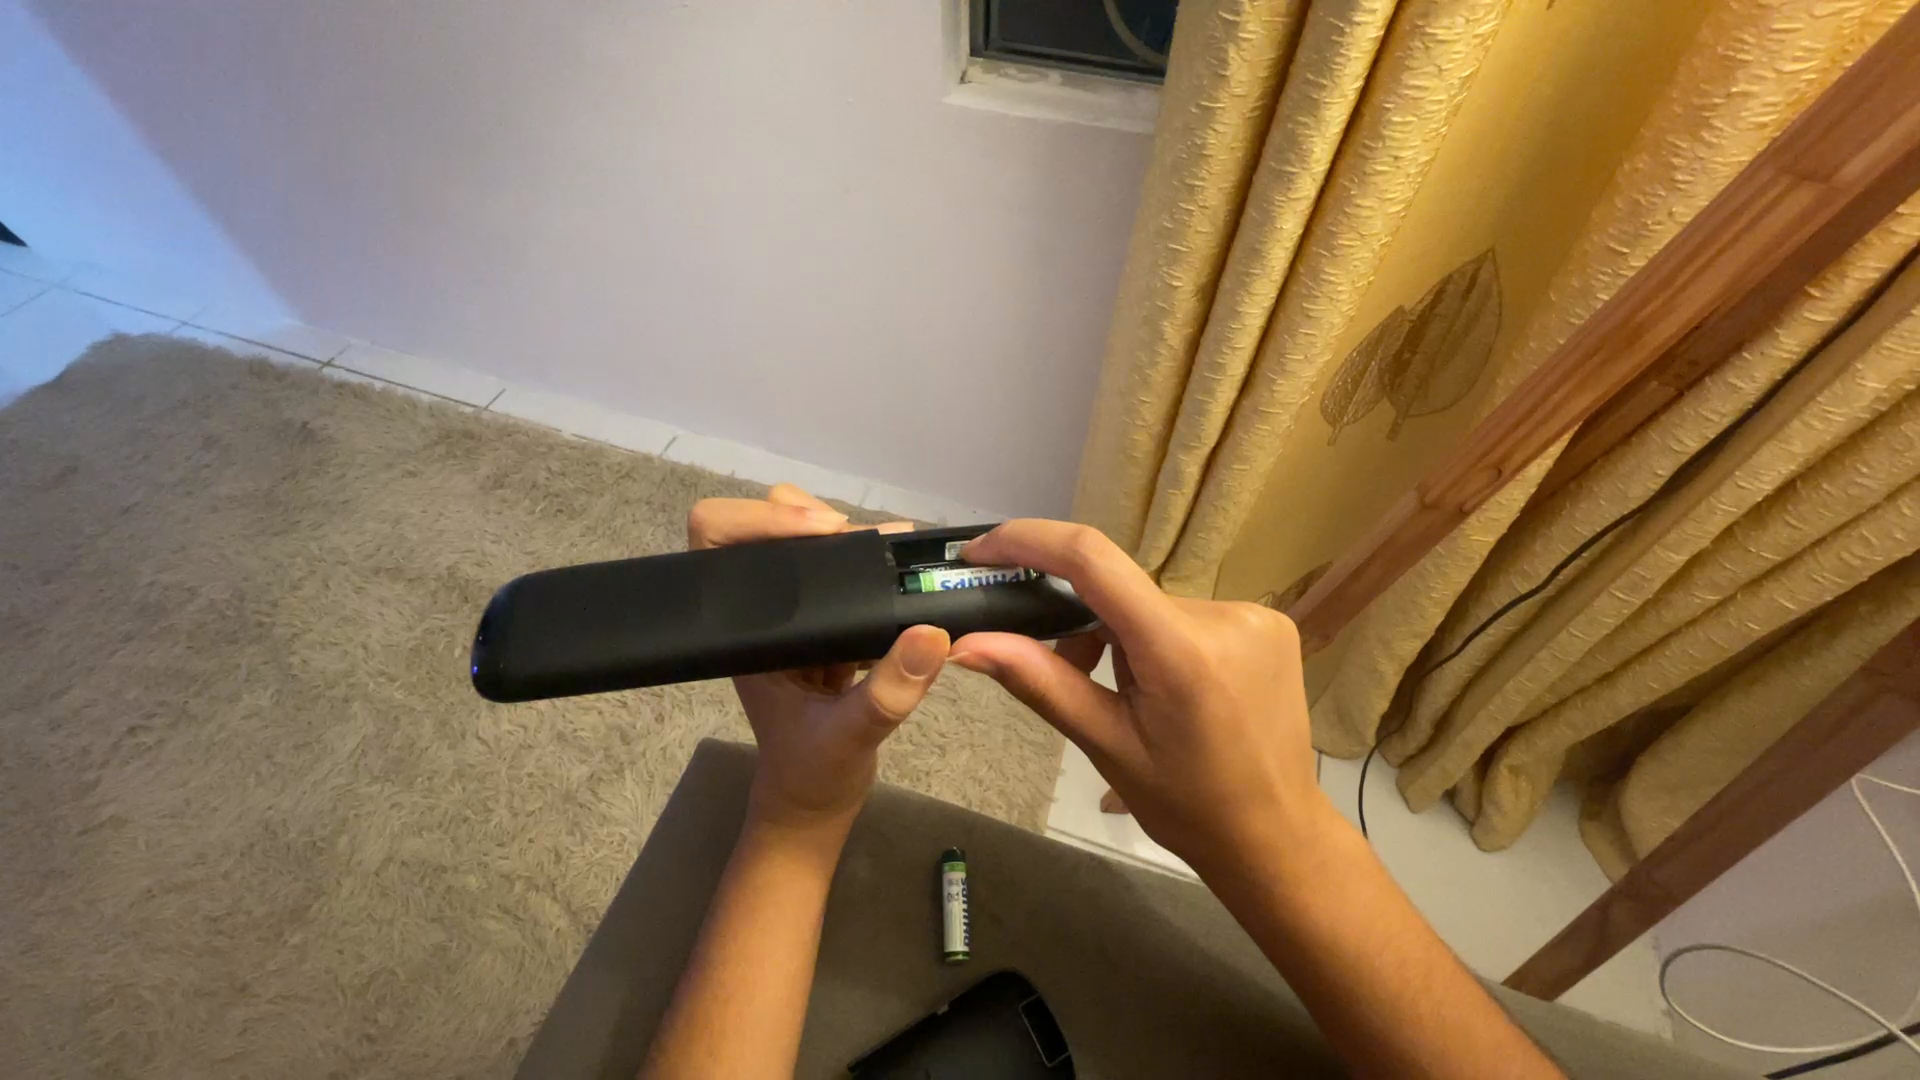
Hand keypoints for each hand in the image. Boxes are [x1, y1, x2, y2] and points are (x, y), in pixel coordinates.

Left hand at [687, 485, 948, 832]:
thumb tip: (930, 633)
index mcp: (744, 630)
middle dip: (807, 516)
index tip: (825, 532)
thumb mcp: (849, 738)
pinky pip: (840, 574)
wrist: (817, 802)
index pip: (716, 543)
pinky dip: (868, 561)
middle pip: (759, 527)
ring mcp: (794, 616)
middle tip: (857, 538)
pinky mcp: (826, 624)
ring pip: (802, 544)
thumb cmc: (812, 775)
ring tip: (887, 546)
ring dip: (843, 535)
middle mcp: (762, 612)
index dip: (759, 520)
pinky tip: (900, 565)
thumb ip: (886, 694)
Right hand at [948, 520, 1328, 876]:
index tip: (981, 552)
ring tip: (1119, 690)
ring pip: (1147, 601)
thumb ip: (1038, 681)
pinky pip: (1182, 610)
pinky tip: (1161, 683)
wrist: (1276, 835)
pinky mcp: (1265, 620)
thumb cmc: (1185, 804)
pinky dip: (1153, 634)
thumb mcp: (1104, 743)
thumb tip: (965, 645)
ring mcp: (1252, 613)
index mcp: (1180, 651)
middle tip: (1060, 666)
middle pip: (1118, 588)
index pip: (1092, 559)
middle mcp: (1224, 614)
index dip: (1029, 541)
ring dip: (1116, 630)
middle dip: (1075, 617)